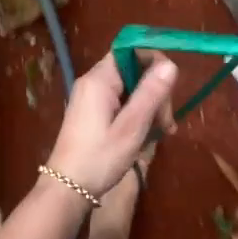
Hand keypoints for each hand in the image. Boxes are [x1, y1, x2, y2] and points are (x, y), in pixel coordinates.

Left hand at [46, 52, 177, 196]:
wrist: (66, 189)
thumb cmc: (99, 158)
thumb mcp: (131, 127)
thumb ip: (150, 94)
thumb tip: (171, 64)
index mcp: (99, 79)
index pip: (131, 49)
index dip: (154, 61)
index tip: (169, 88)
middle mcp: (93, 82)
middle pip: (133, 69)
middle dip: (155, 90)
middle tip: (166, 123)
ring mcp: (91, 97)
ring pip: (129, 87)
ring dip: (149, 105)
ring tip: (161, 132)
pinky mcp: (92, 112)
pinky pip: (120, 102)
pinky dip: (136, 114)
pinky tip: (147, 135)